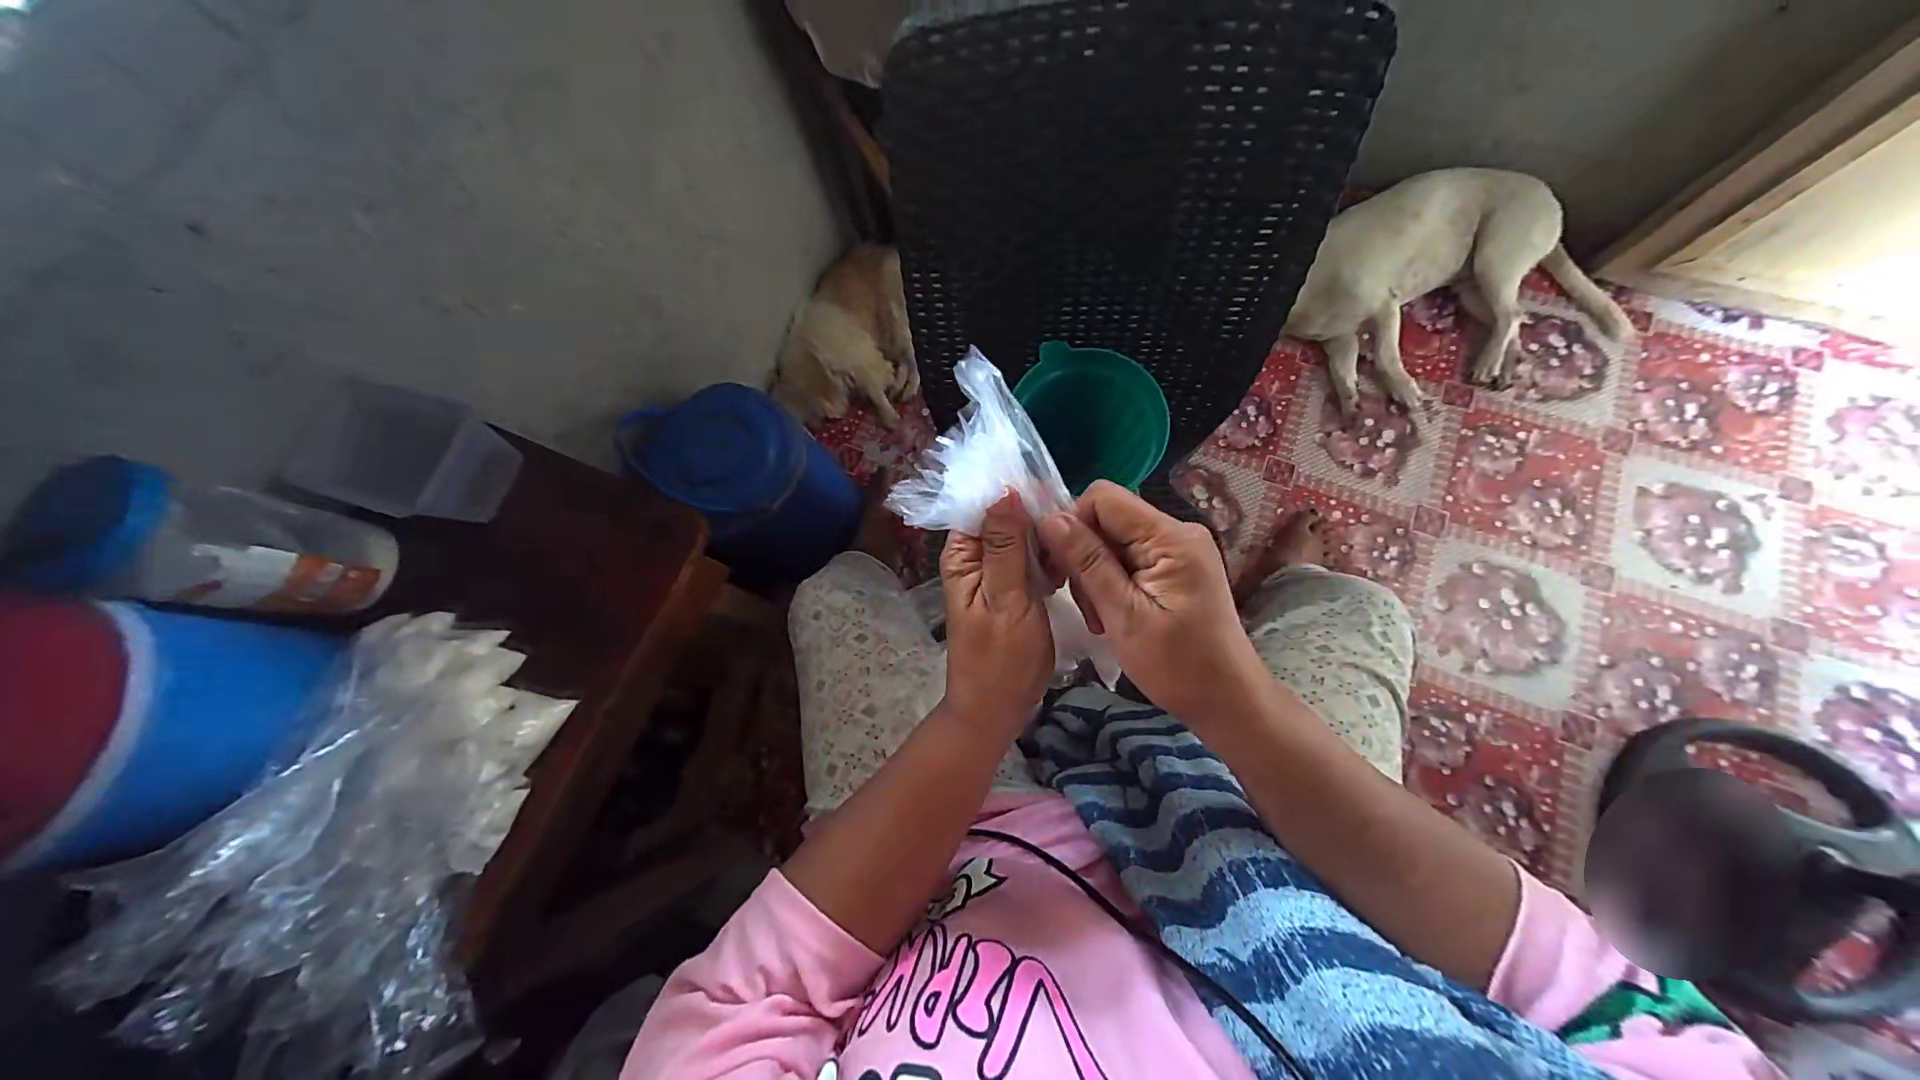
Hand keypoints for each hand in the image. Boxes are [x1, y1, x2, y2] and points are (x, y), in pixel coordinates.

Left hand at [941, 493, 1054, 729]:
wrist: (997, 708)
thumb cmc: (1000, 659)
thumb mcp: (1006, 599)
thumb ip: (1006, 546)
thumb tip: (1005, 491)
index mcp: (964, 554)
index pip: (987, 504)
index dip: (1020, 495)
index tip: (1055, 493)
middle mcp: (976, 557)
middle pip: (1009, 518)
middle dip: (1039, 518)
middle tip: (1073, 531)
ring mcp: (996, 573)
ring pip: (1025, 538)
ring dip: (1048, 540)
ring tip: (1073, 552)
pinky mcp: (1014, 588)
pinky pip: (1033, 560)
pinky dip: (1050, 560)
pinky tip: (1068, 569)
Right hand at [1038, 480, 1268, 724]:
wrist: (1227, 700)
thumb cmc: (1177, 665)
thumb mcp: (1124, 615)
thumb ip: (1088, 563)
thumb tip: (1050, 519)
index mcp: (1170, 537)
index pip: (1103, 498)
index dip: (1071, 523)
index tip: (1057, 566)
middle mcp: (1177, 532)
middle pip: (1107, 519)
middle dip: (1082, 555)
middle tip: (1080, 603)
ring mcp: (1178, 549)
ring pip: (1113, 541)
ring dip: (1094, 574)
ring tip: (1099, 618)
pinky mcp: (1175, 568)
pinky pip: (1129, 559)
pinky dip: (1111, 583)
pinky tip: (1111, 615)